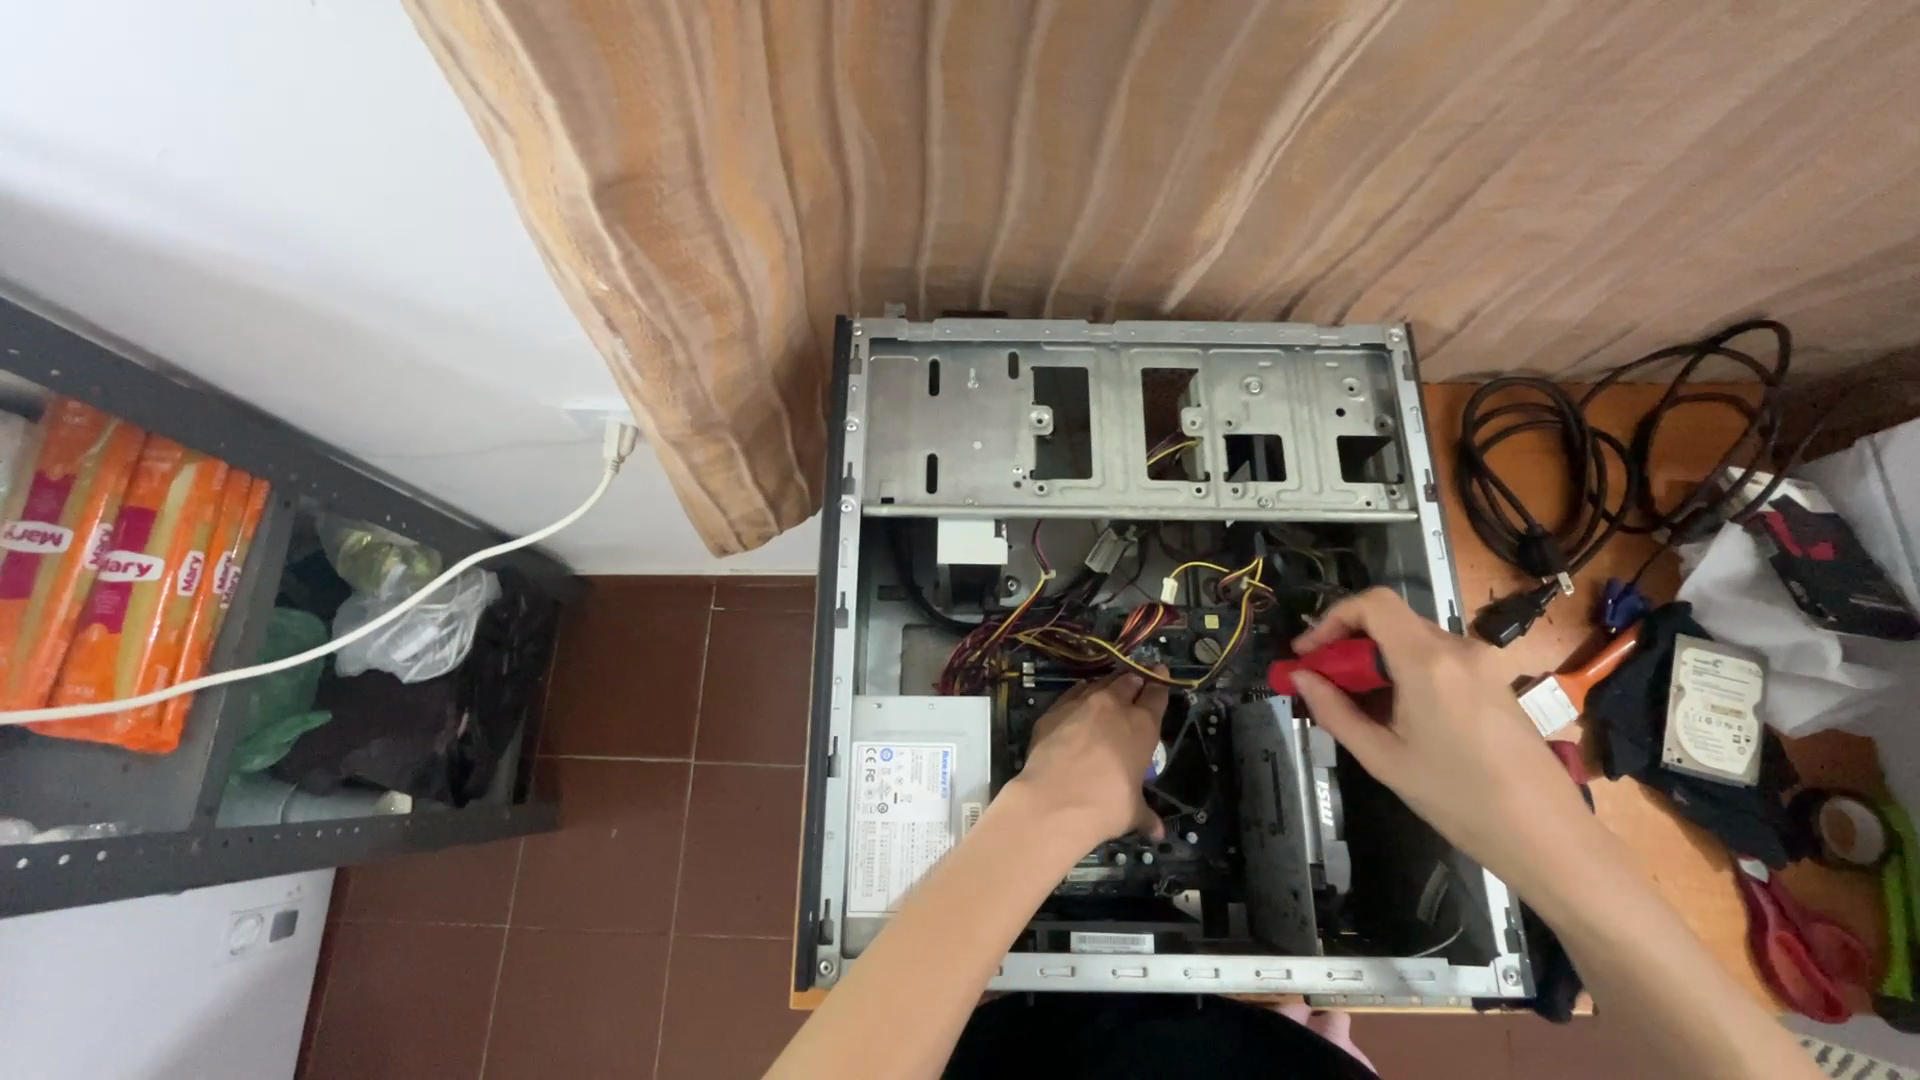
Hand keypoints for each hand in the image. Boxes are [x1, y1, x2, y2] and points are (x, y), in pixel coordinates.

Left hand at [1011, 668, 1168, 847]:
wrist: (1055, 799)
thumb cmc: (1106, 804)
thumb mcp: (1132, 812)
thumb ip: (1146, 816)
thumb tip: (1158, 833)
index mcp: (1142, 725)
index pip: (1157, 695)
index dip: (1160, 683)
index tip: (1162, 673)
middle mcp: (1113, 706)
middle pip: (1127, 681)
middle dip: (1134, 679)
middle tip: (1136, 679)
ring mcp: (1081, 703)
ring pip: (1099, 683)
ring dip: (1107, 684)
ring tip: (1110, 687)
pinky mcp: (1053, 710)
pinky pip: (1071, 693)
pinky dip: (1079, 694)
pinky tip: (1078, 700)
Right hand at [1288, 589, 1595, 886]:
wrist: (1547, 835)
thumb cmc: (1458, 799)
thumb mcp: (1382, 758)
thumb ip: (1334, 711)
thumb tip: (1299, 676)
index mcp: (1427, 662)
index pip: (1373, 603)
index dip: (1331, 619)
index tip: (1308, 653)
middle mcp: (1457, 650)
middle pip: (1390, 622)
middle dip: (1348, 645)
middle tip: (1322, 683)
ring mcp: (1482, 664)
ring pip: (1411, 641)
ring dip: (1375, 661)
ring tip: (1355, 705)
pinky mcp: (1494, 682)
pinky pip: (1436, 660)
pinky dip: (1404, 673)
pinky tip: (1396, 715)